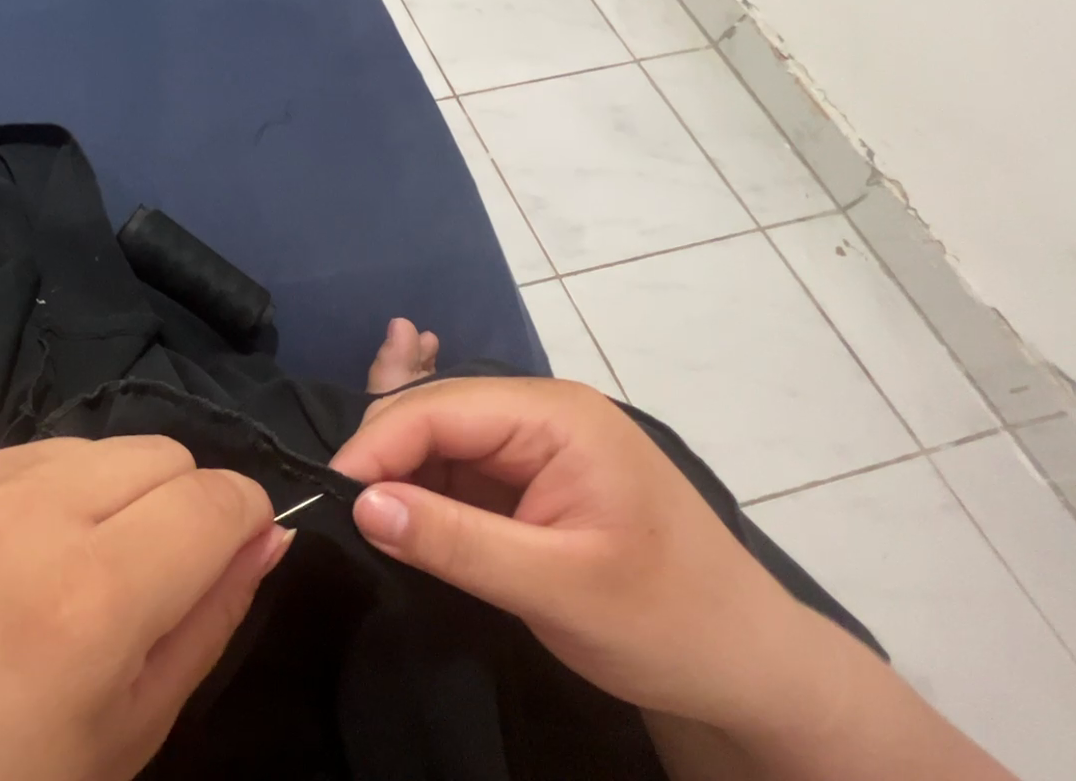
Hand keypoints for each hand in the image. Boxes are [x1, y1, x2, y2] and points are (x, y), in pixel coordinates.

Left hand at [0, 436, 289, 780]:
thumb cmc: (1, 776)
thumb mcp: (133, 725)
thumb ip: (214, 615)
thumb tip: (269, 536)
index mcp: (90, 595)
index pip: (218, 499)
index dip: (245, 524)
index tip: (230, 561)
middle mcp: (39, 511)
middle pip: (172, 454)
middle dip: (188, 505)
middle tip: (154, 577)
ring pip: (120, 444)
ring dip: (132, 492)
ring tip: (93, 560)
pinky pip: (62, 448)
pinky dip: (79, 484)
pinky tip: (45, 543)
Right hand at [330, 377, 814, 729]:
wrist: (747, 666)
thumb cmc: (668, 622)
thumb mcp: (558, 587)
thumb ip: (454, 540)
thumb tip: (359, 504)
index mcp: (555, 416)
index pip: (436, 410)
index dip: (374, 448)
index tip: (328, 501)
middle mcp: (538, 413)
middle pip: (429, 415)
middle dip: (378, 459)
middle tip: (336, 515)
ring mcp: (531, 443)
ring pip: (433, 441)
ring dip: (393, 475)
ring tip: (354, 515)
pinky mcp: (524, 476)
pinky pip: (452, 468)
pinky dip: (417, 489)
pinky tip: (392, 508)